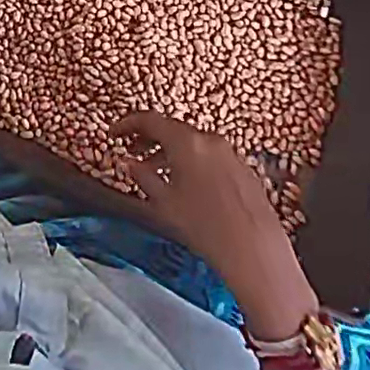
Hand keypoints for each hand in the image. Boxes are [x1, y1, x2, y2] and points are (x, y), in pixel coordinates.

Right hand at [113, 112, 316, 334]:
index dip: (128, 124)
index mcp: (186, 142)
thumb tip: (130, 163)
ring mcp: (229, 153)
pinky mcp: (242, 169)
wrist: (253, 249)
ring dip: (168, 151)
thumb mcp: (163, 203)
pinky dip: (191, 161)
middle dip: (148, 138)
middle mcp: (209, 140)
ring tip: (154, 171)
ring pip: (191, 143)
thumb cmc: (205, 226)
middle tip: (131, 150)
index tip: (115, 133)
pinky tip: (184, 185)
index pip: (149, 120)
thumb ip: (142, 176)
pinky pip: (209, 156)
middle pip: (172, 129)